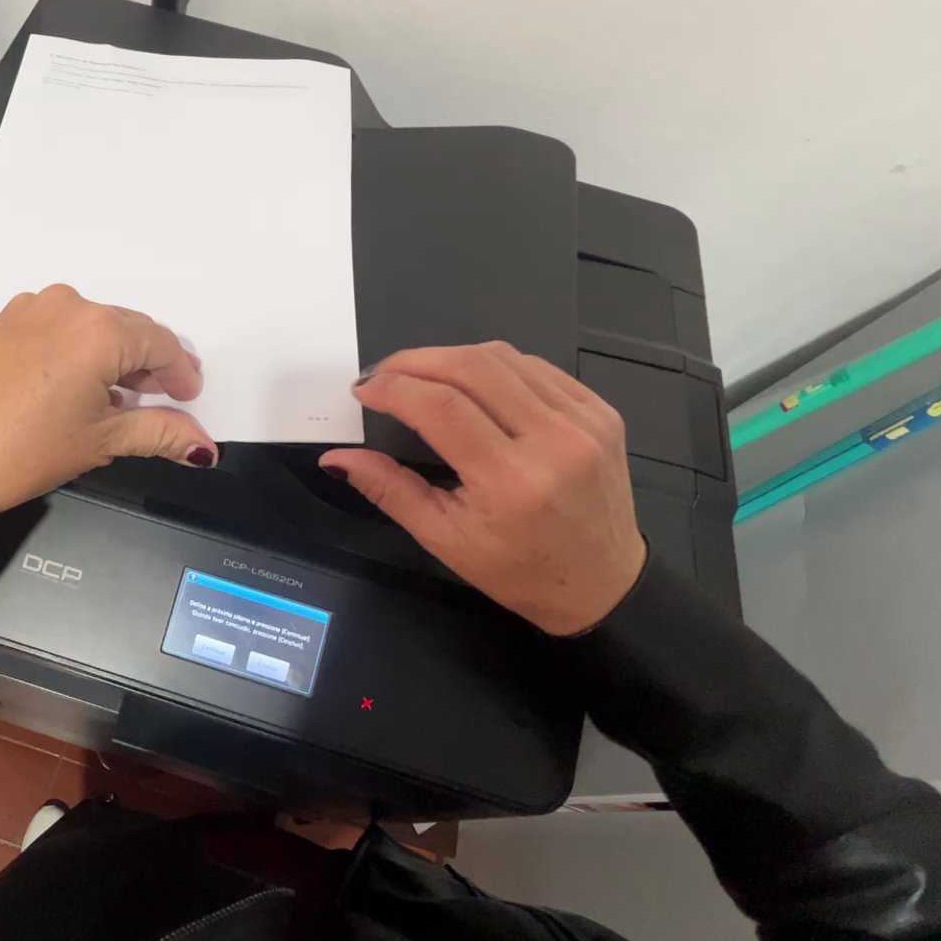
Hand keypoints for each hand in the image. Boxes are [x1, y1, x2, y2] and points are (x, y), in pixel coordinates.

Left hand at [0, 285, 216, 543]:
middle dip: (150, 367)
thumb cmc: (14, 453)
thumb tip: (200, 444)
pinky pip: (65, 327)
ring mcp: (34, 309)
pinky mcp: (10, 320)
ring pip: (98, 327)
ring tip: (118, 403)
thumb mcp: (102, 442)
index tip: (187, 396)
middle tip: (161, 403)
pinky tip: (80, 389)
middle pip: (132, 330)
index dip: (181, 374)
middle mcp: (68, 307)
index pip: (162, 344)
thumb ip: (162, 434)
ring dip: (116, 358)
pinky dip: (83, 351)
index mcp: (98, 332)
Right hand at [318, 342, 646, 635]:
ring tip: (418, 376)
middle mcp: (554, 442)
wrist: (602, 583)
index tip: (363, 390)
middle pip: (471, 367)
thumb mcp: (442, 538)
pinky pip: (534, 366)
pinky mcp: (600, 410)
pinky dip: (491, 365)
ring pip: (502, 357)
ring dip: (449, 357)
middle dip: (413, 361)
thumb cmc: (517, 570)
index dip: (393, 388)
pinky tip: (468, 382)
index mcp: (511, 482)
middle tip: (381, 375)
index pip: (442, 408)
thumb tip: (337, 458)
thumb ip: (388, 489)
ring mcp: (584, 421)